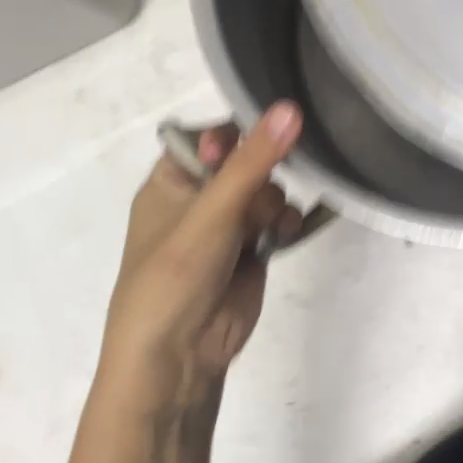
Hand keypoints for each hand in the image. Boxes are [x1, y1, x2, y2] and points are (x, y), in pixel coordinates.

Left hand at [100, 102, 305, 409]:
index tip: (259, 145)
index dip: (236, 137)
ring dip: (274, 203)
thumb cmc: (174, 276)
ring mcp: (227, 224)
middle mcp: (198, 198)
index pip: (210, 137)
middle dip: (263, 175)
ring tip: (267, 227)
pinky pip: (280, 216)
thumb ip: (255, 160)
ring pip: (270, 188)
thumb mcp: (212, 212)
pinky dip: (286, 222)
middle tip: (255, 199)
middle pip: (249, 160)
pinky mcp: (252, 247)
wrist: (178, 356)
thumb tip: (292, 106)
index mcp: (170, 182)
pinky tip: (285, 233)